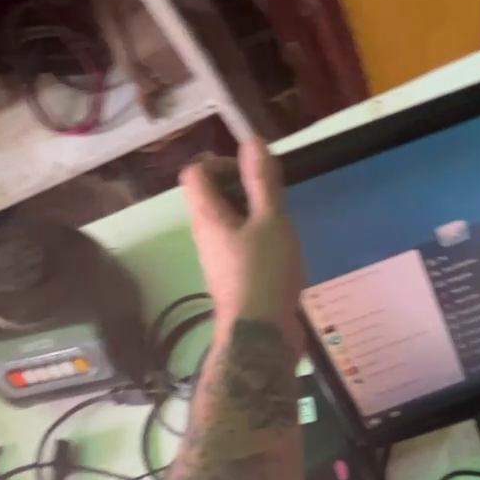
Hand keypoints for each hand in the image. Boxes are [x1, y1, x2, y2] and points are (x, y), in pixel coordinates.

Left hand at [180, 138, 304, 344]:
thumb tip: (252, 142)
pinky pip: (241, 253)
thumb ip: (263, 183)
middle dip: (242, 192)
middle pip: (212, 201)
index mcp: (208, 216)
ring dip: (253, 221)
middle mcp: (206, 238)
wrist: (261, 336)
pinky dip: (258, 247)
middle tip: (274, 201)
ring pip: (229, 229)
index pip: (196, 173)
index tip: (253, 172)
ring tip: (283, 230)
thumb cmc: (265, 274)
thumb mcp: (271, 222)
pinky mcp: (235, 285)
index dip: (220, 163)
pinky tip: (283, 259)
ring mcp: (219, 264)